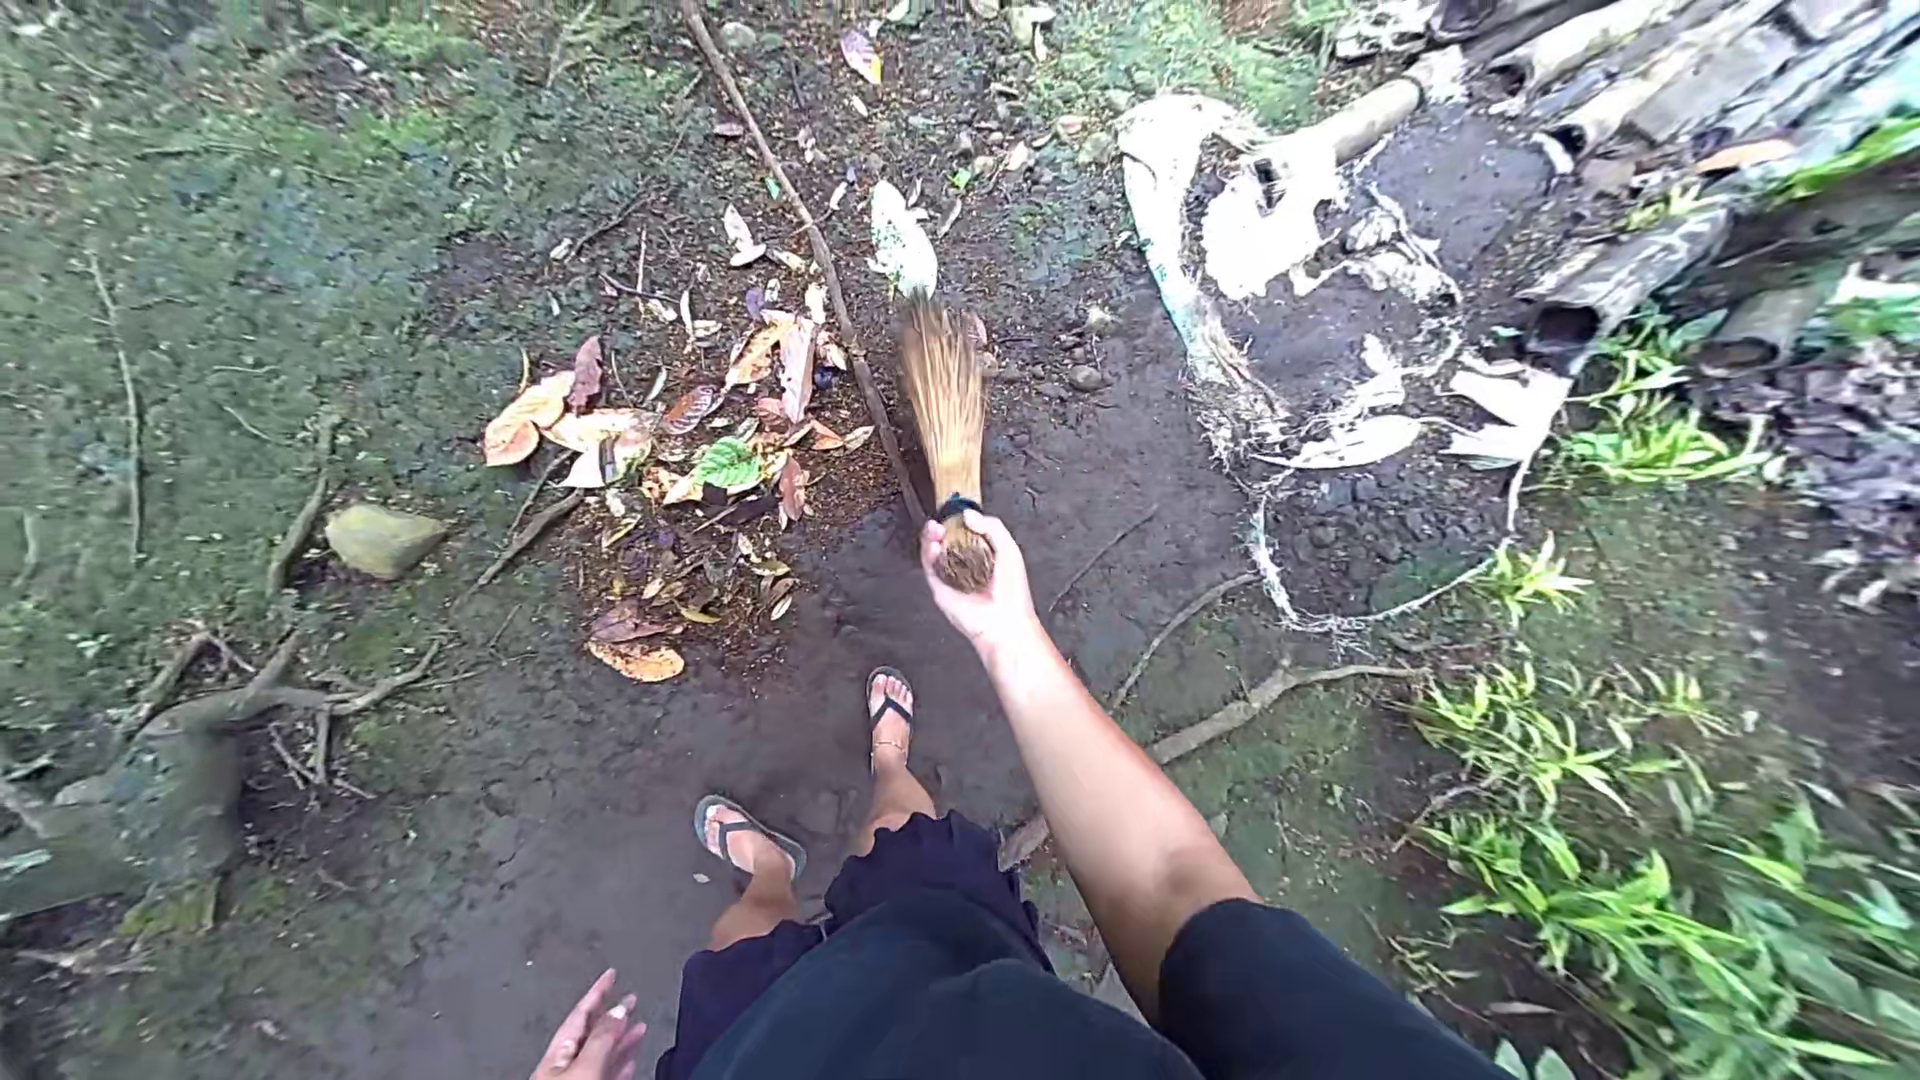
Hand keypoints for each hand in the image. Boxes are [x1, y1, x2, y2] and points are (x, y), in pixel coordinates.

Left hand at [530, 969, 646, 1079]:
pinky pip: (604, 1078)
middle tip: (632, 998)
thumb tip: (619, 1007)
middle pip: (591, 1036)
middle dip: (613, 1016)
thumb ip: (602, 1037)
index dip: (597, 992)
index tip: (611, 973)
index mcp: (557, 1056)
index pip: (579, 1015)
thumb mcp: (584, 1068)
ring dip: (621, 1042)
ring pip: (600, 1058)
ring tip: (640, 1028)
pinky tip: (629, 1064)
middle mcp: (562, 1070)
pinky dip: (618, 1067)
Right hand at [920, 510, 1039, 655]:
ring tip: (935, 529)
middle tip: (943, 522)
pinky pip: (929, 567)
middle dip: (942, 528)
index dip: (959, 521)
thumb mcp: (1009, 550)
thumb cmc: (1013, 595)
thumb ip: (992, 527)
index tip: (957, 513)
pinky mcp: (940, 589)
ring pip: (934, 552)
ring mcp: (952, 577)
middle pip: (947, 541)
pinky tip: (933, 544)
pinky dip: (927, 553)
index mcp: (984, 556)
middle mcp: (966, 566)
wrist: (1004, 623)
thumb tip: (969, 514)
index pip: (967, 533)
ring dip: (931, 537)